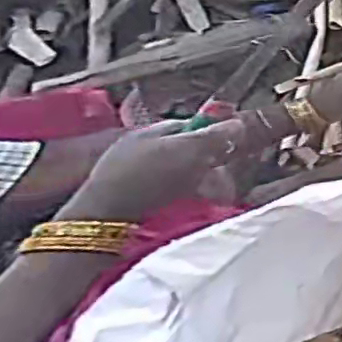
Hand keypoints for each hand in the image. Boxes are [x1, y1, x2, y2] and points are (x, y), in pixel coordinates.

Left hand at [57, 118, 250, 221]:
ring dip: (192, 175)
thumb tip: (238, 122)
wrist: (103, 219)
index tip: (230, 147)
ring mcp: (123, 170)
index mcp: (150, 130)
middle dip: (204, 157)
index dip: (214, 133)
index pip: (192, 124)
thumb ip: (218, 134)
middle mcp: (135, 145)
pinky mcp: (119, 193)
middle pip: (182, 146)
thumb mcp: (192, 150)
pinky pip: (158, 184)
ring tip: (202, 187)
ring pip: (172, 167)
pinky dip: (174, 190)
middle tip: (218, 169)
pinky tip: (179, 198)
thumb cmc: (151, 176)